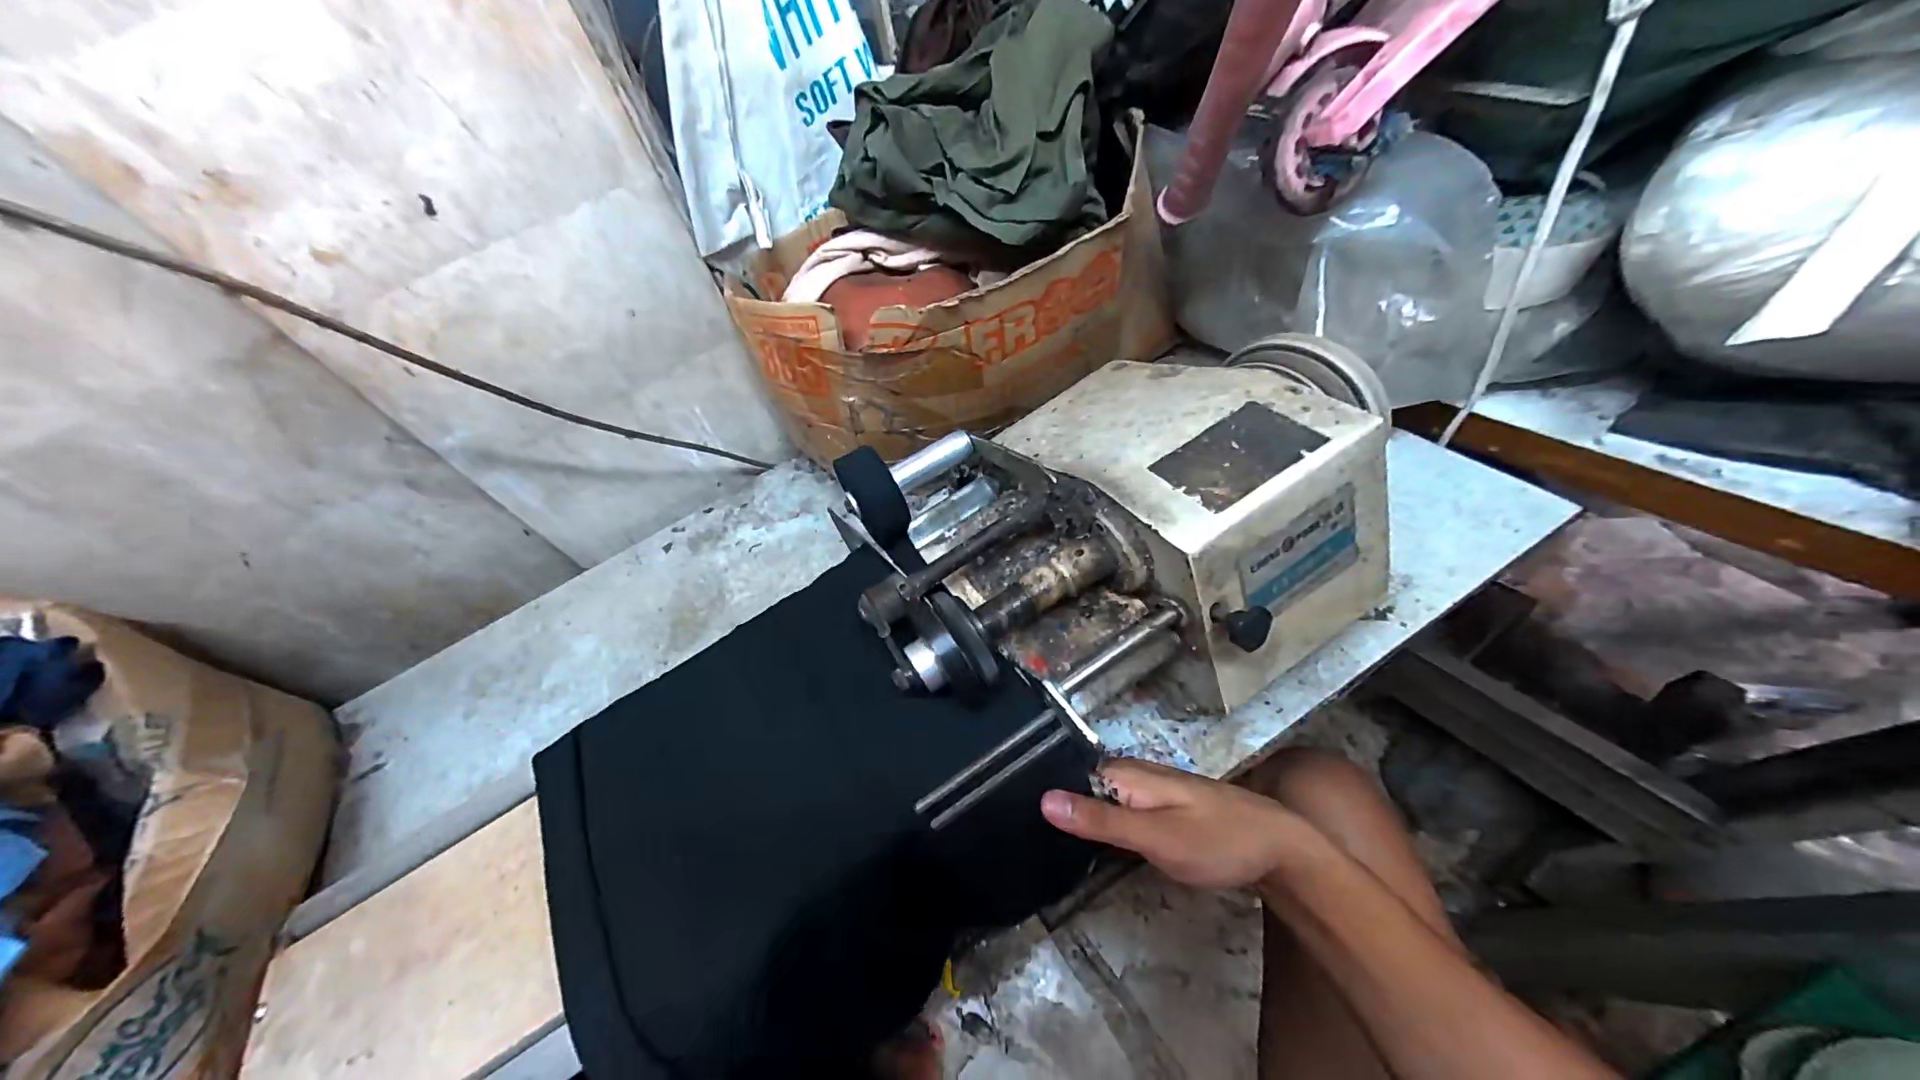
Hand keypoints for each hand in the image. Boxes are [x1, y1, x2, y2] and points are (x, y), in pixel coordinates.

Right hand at [1040, 758, 1306, 889]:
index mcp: (1126, 774)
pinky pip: (1121, 813)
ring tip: (1054, 847)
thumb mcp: (1154, 837)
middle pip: (1084, 789)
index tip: (1022, 824)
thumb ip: (1100, 821)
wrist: (1281, 850)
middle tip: (1034, 844)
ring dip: (1084, 822)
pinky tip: (1097, 848)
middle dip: (1063, 812)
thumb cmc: (1217, 841)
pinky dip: (1107, 829)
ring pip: (1102, 802)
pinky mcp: (1162, 810)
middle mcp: (1134, 775)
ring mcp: (1150, 792)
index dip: (1047, 800)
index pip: (1069, 778)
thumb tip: (1044, 799)